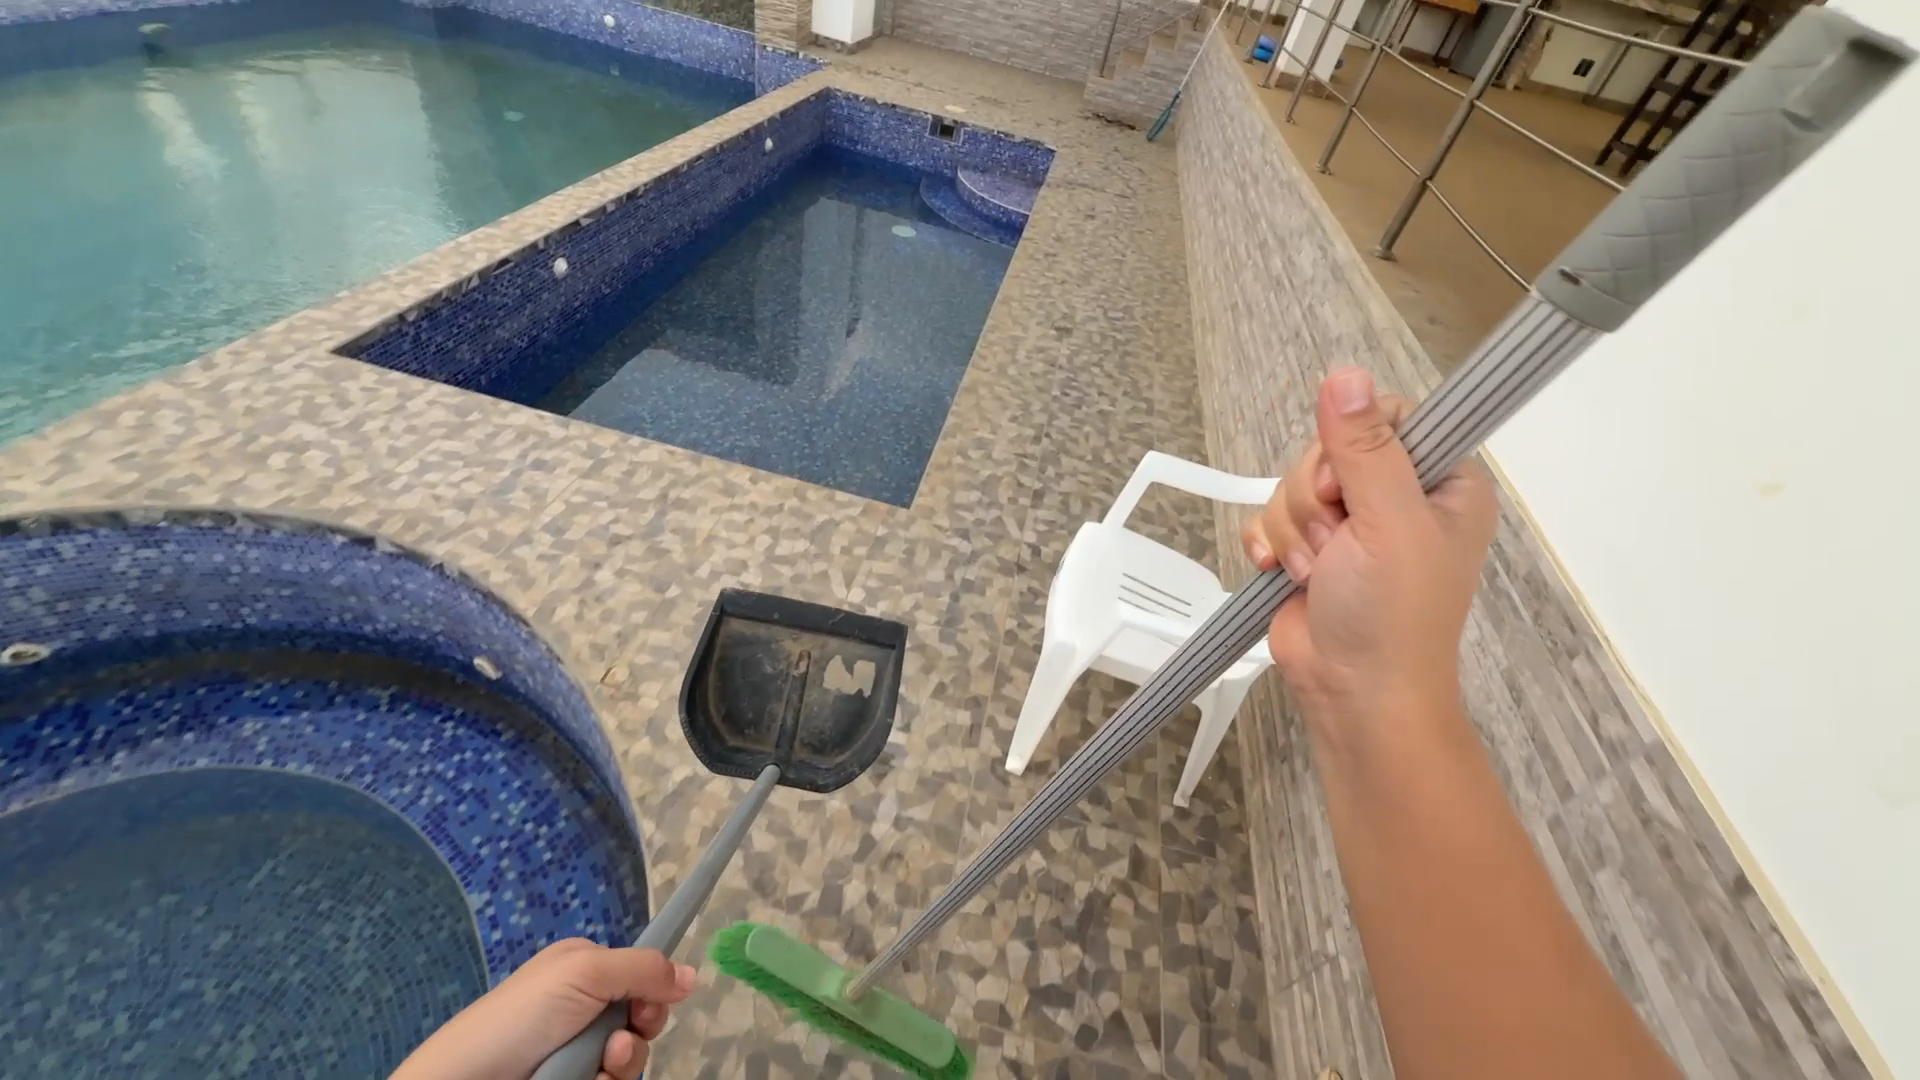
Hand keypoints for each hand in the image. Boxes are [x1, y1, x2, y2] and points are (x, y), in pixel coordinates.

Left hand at [389, 939, 695, 1079]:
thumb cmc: (519, 1018)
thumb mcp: (585, 972)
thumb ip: (644, 968)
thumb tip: (692, 976)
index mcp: (583, 970)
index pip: (640, 972)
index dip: (655, 988)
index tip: (655, 1002)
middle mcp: (582, 1008)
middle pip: (642, 1016)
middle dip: (642, 1028)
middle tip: (622, 1039)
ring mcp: (575, 1054)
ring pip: (630, 1057)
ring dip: (625, 1062)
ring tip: (602, 1065)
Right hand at [1240, 368, 1495, 751]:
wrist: (1352, 690)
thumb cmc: (1392, 612)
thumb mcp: (1388, 523)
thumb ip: (1365, 449)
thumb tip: (1345, 374)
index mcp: (1437, 480)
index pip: (1385, 417)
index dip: (1351, 444)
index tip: (1347, 487)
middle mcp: (1393, 494)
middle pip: (1326, 451)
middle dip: (1315, 500)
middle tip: (1335, 542)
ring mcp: (1346, 523)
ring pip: (1290, 486)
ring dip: (1293, 531)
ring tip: (1316, 571)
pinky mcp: (1305, 547)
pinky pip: (1266, 517)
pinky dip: (1269, 544)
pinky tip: (1281, 571)